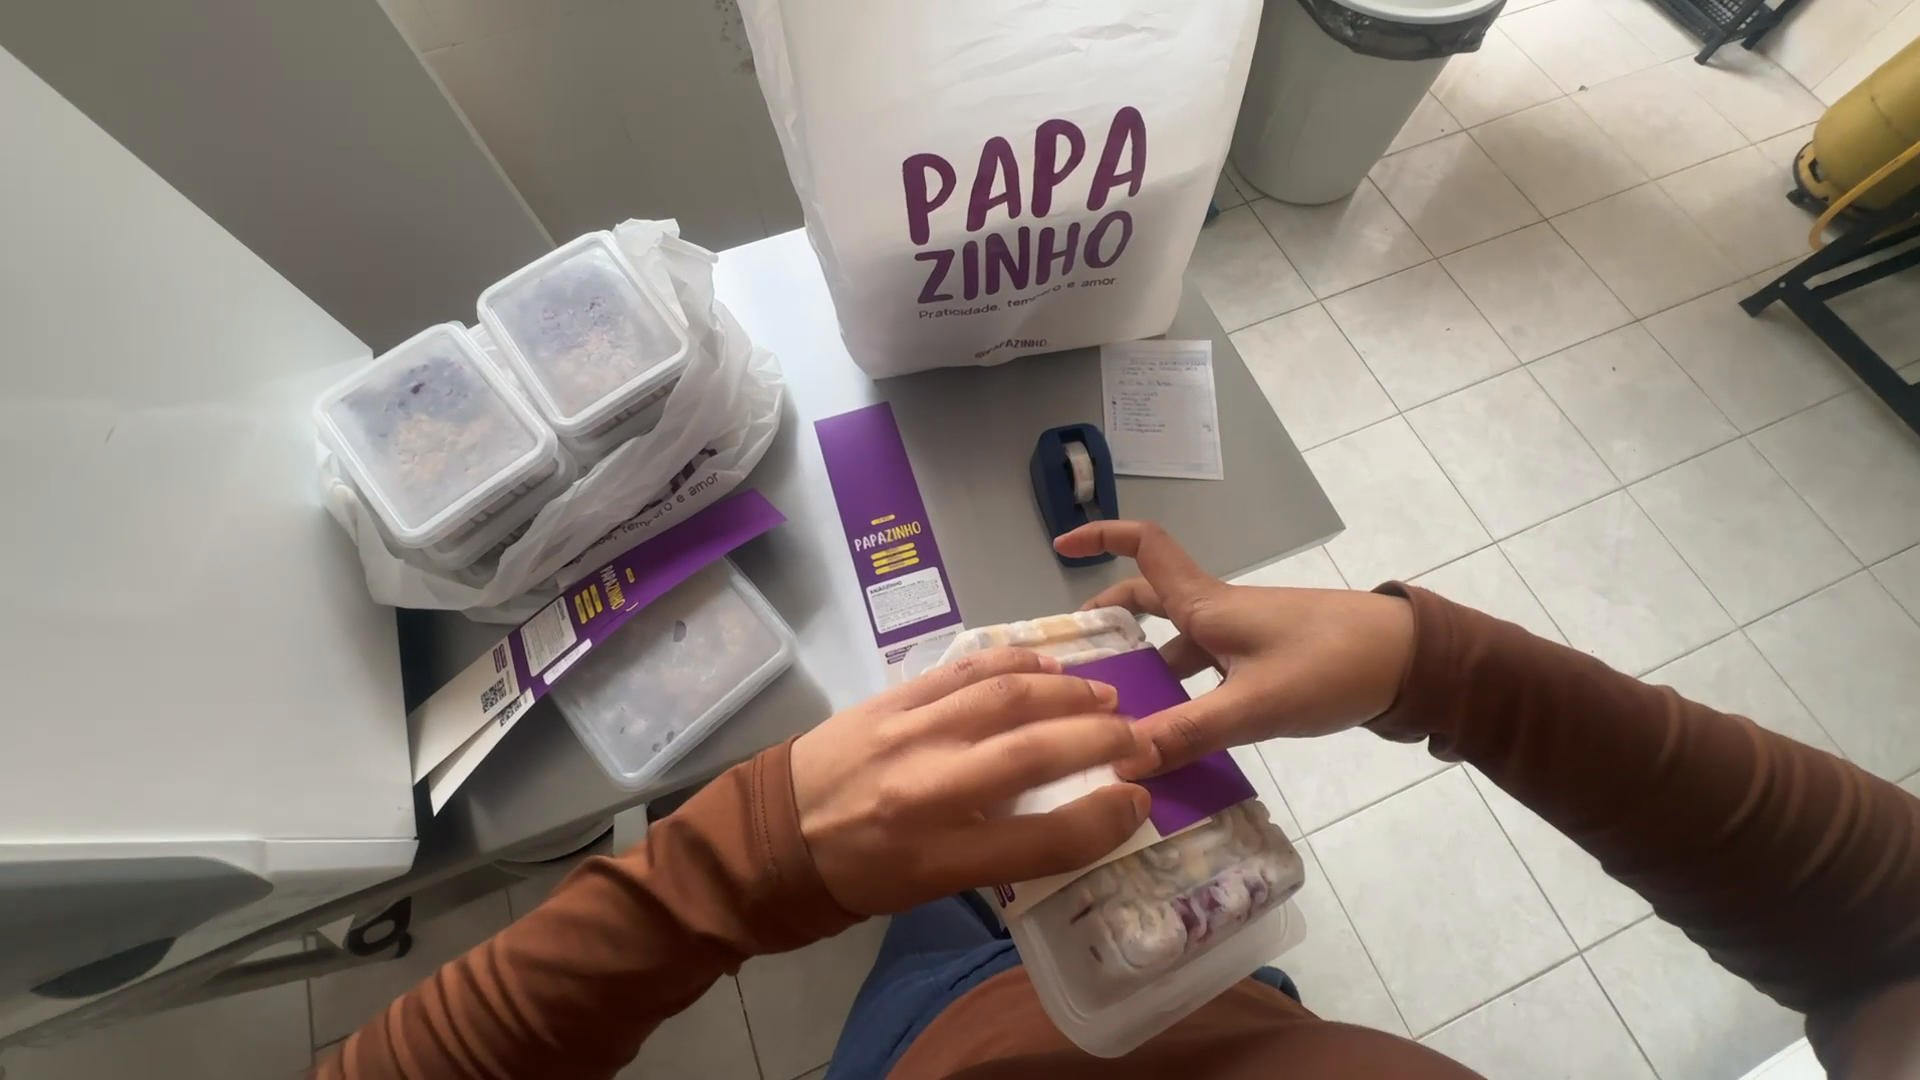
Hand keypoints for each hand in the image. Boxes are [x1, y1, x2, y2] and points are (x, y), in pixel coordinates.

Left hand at [790, 647, 1155, 915]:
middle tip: (1137, 735)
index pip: (1043, 841)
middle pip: (1033, 755)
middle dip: (1100, 741)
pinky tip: (1045, 663)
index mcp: (935, 858)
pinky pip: (963, 669)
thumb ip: (994, 851)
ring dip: (1065, 692)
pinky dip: (1012, 660)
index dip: (1104, 820)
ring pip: (1004, 698)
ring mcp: (907, 733)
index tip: (1139, 800)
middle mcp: (926, 791)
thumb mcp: (924, 889)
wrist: (769, 834)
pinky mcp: (891, 699)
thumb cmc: (854, 875)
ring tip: (1101, 695)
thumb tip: (1063, 809)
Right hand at [1055, 521, 1415, 775]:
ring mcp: (1239, 638)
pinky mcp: (1261, 662)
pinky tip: (1176, 736)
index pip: (1144, 547)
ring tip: (1116, 714)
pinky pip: (1202, 672)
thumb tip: (1120, 759)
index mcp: (1204, 604)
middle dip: (1108, 622)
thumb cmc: (1329, 663)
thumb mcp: (1254, 703)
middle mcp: (1214, 613)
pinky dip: (1180, 695)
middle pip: (1146, 602)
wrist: (1414, 664)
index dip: (1100, 537)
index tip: (1060, 544)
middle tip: (1077, 660)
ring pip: (1174, 645)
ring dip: (1144, 670)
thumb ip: (1187, 732)